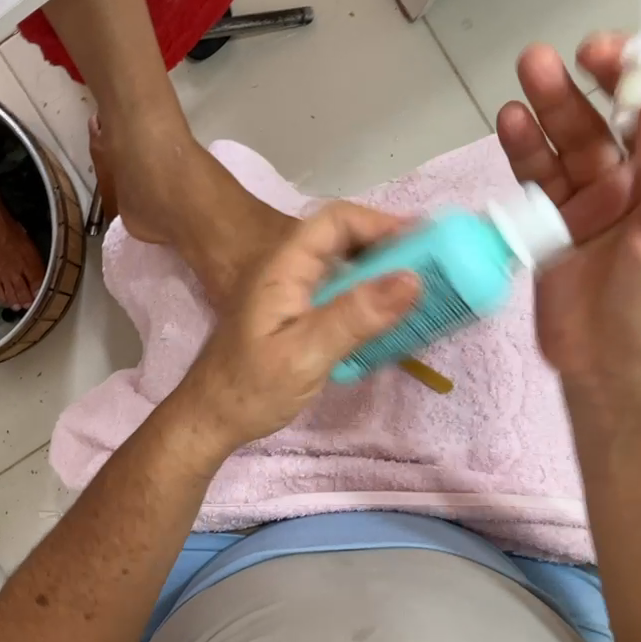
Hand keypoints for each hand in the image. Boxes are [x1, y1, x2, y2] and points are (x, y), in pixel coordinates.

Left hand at [172, 201, 420, 451]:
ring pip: (339, 270)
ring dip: (378, 274)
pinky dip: (363, 300)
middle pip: (340, 241)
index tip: (423, 241)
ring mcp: (287, 297)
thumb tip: (413, 278)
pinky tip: (386, 320)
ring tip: (418, 292)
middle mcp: (284, 274)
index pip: (334, 221)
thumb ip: (356, 316)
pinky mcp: (291, 320)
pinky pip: (334, 296)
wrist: (210, 420)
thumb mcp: (306, 354)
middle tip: (430, 267)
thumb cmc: (251, 389)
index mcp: (282, 269)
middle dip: (386, 247)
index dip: (379, 222)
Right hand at [497, 36, 640, 409]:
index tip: (636, 53)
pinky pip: (543, 177)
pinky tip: (512, 122)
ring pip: (580, 139)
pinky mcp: (559, 224)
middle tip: (576, 54)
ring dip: (556, 105)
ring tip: (528, 72)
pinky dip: (527, 149)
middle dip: (605, 77)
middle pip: (631, 111)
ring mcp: (603, 202)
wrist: (615, 376)